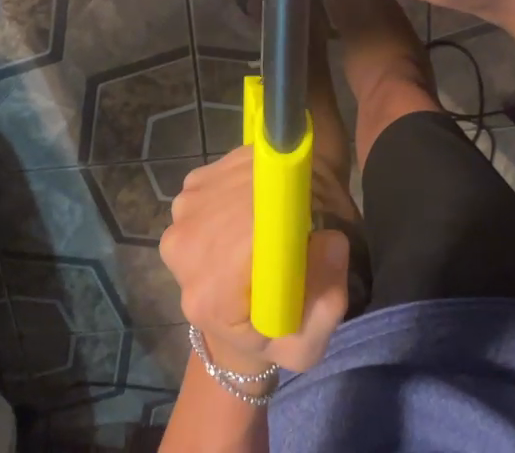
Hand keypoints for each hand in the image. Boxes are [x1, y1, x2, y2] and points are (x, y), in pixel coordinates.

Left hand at [159, 147, 352, 374]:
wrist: (234, 326)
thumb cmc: (273, 336)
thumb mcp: (307, 345)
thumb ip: (326, 304)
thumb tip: (330, 241)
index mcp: (209, 296)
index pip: (247, 238)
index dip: (283, 222)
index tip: (307, 224)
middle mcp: (184, 251)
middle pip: (242, 202)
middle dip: (281, 202)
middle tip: (304, 219)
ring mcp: (184, 214)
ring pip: (241, 179)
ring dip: (270, 188)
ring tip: (283, 218)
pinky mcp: (191, 188)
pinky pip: (234, 168)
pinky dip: (257, 177)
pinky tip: (263, 206)